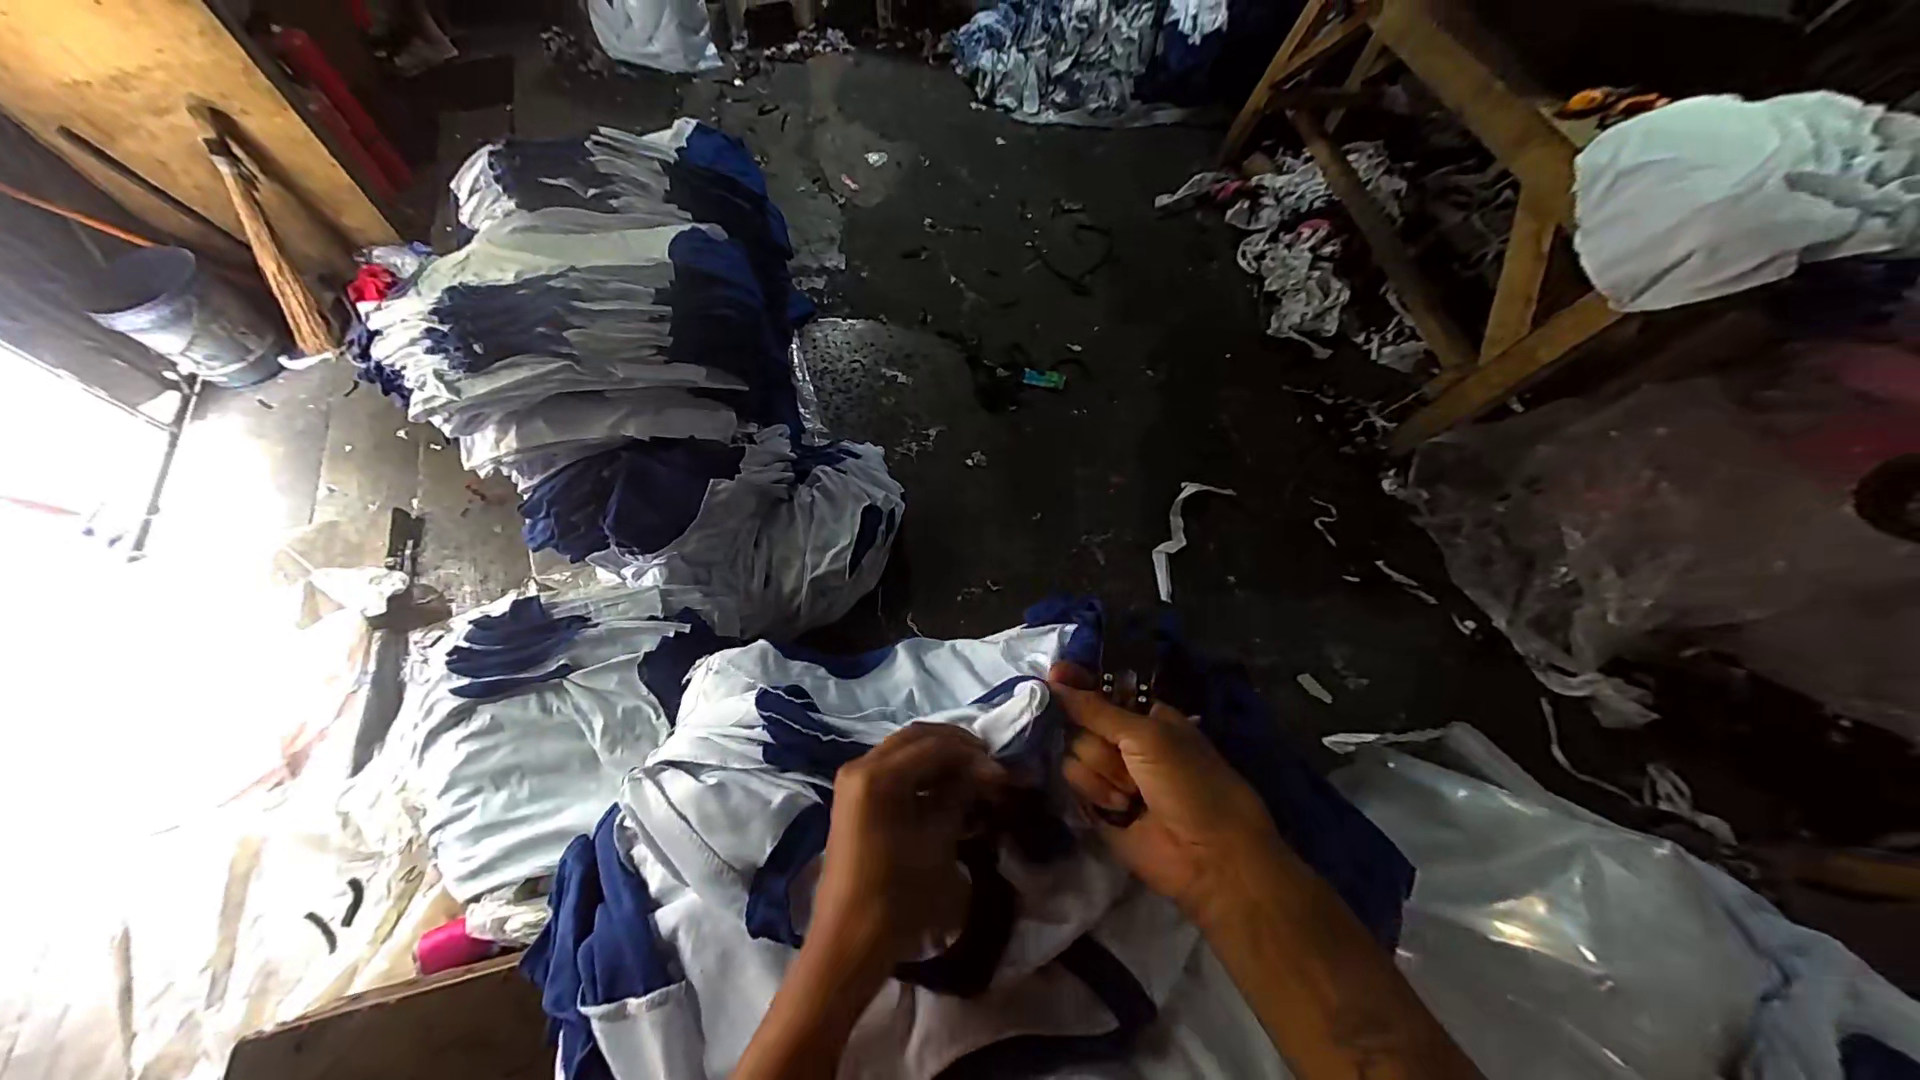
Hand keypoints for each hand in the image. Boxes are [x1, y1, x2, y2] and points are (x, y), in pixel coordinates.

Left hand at [809, 723, 1009, 977]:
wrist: (850, 941)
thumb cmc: (897, 895)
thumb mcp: (937, 840)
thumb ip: (959, 796)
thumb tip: (986, 771)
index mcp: (877, 776)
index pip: (933, 745)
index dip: (971, 755)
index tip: (1001, 770)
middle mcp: (860, 766)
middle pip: (916, 738)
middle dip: (956, 746)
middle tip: (988, 763)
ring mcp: (853, 780)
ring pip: (904, 749)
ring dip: (939, 755)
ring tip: (973, 774)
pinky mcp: (854, 797)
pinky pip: (893, 768)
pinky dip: (921, 770)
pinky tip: (947, 787)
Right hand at [1050, 662, 1287, 928]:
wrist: (1207, 855)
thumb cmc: (1189, 782)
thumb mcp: (1147, 736)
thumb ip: (1096, 709)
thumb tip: (1053, 680)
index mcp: (1143, 715)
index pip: (1100, 689)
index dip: (1077, 682)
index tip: (1053, 674)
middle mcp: (1122, 740)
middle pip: (1078, 720)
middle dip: (1097, 740)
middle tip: (1126, 760)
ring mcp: (1107, 772)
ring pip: (1072, 751)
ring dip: (1100, 771)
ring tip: (1131, 793)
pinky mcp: (1095, 803)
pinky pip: (1072, 782)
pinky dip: (1094, 792)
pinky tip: (1120, 808)